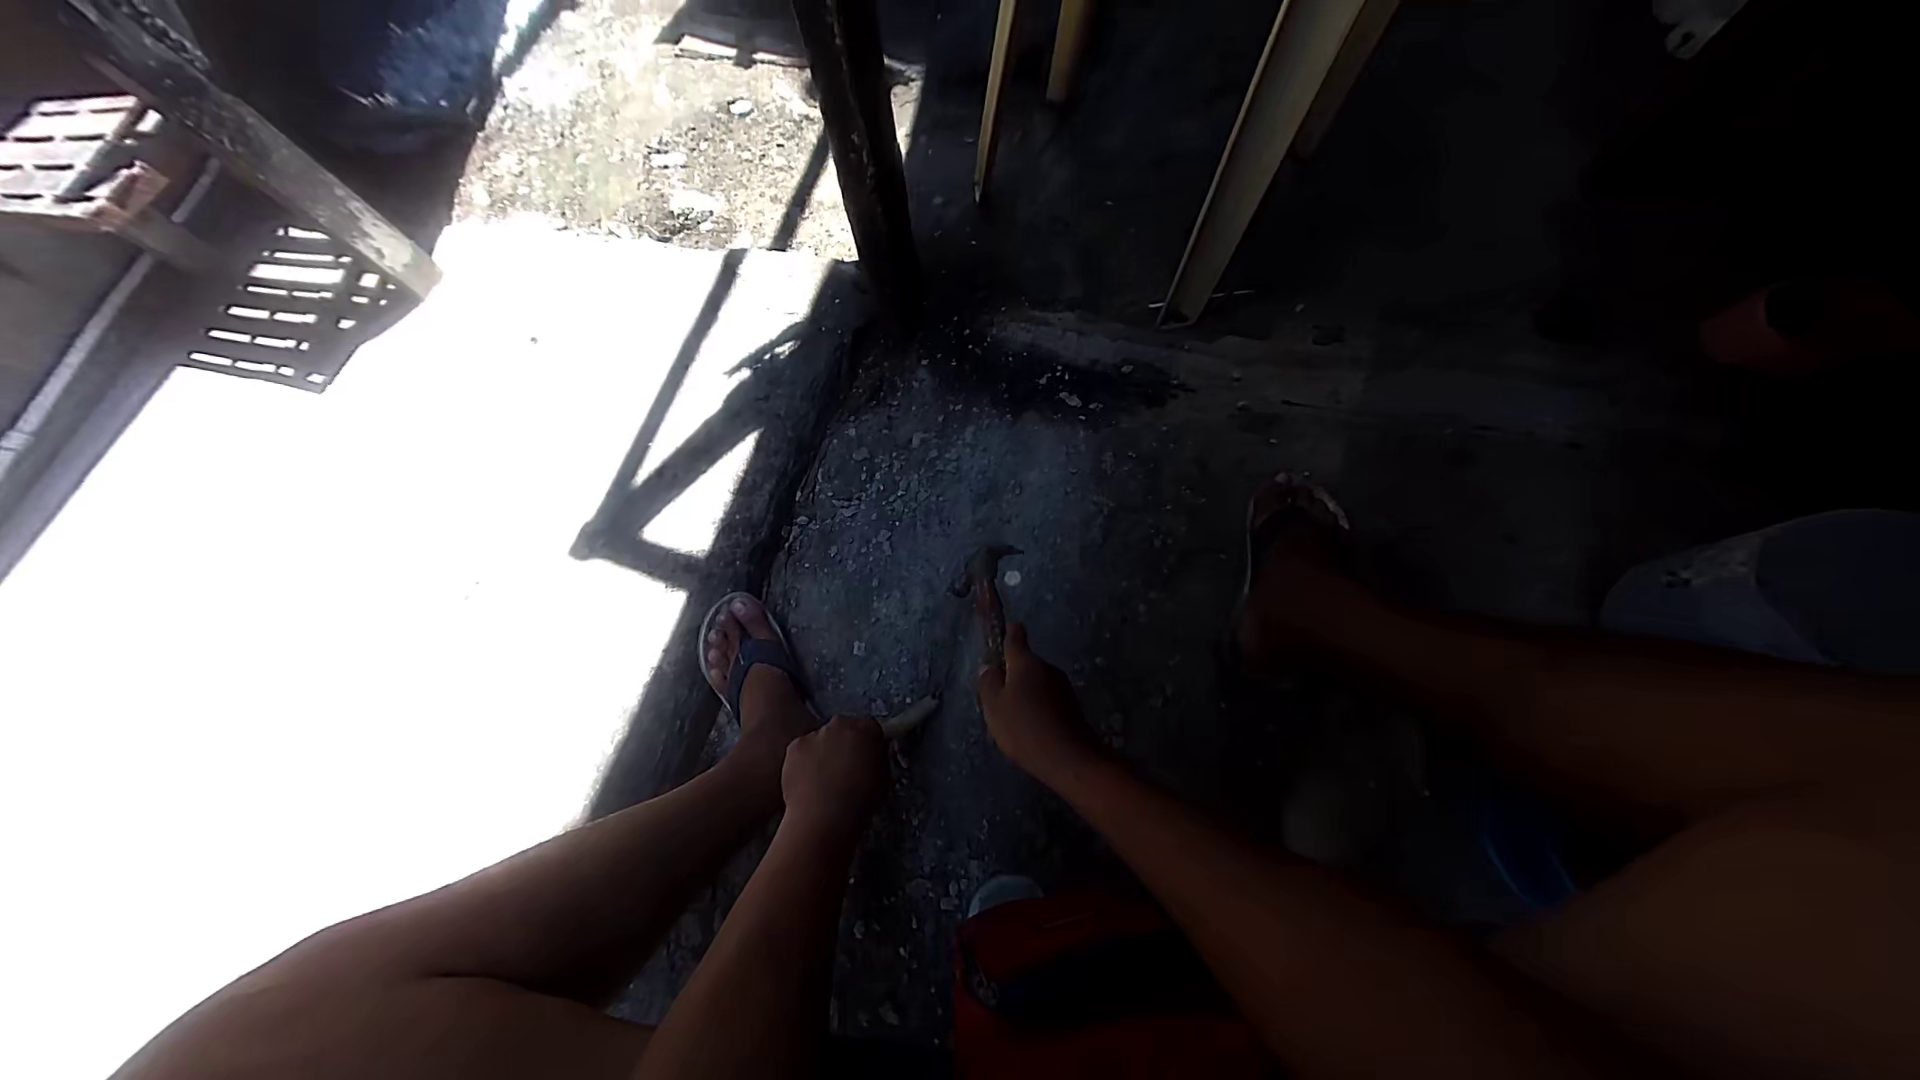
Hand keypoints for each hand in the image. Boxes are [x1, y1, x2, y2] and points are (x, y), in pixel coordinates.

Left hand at [780, 714, 886, 837]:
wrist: (824, 817)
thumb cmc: (859, 802)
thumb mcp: (884, 780)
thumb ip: (878, 761)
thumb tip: (871, 760)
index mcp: (868, 729)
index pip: (870, 728)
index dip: (867, 744)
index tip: (864, 757)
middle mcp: (842, 724)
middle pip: (843, 729)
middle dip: (843, 744)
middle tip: (843, 769)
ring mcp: (815, 734)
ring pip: (819, 740)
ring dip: (821, 753)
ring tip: (822, 781)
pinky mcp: (795, 746)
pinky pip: (800, 751)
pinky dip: (802, 763)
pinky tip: (806, 783)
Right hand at [977, 623, 1104, 778]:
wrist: (1068, 758)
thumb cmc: (1024, 727)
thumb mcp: (994, 706)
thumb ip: (988, 683)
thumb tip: (990, 667)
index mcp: (1025, 662)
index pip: (1015, 636)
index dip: (1007, 632)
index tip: (1002, 632)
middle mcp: (1047, 667)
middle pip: (1025, 663)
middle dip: (1012, 674)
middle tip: (997, 698)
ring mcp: (1062, 686)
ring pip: (1036, 682)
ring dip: (1025, 693)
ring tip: (1013, 719)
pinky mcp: (1071, 705)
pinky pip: (1047, 698)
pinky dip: (1037, 707)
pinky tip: (1030, 728)